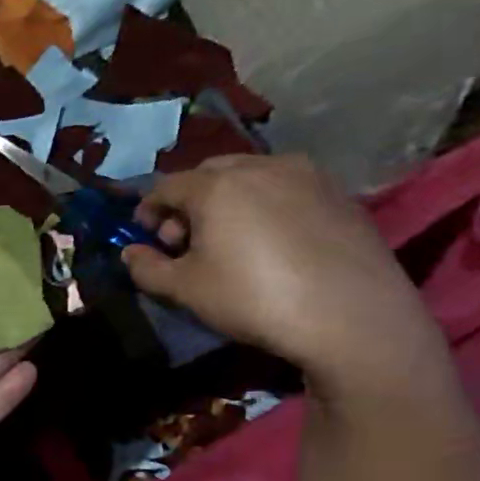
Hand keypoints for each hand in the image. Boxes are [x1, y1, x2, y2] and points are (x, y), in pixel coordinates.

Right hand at [123, 155, 444, 390]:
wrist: (350, 314)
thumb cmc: (253, 299)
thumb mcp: (186, 291)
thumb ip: (148, 268)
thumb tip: (130, 253)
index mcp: (216, 186)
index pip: (166, 186)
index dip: (148, 209)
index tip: (144, 235)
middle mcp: (260, 165)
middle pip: (209, 174)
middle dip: (188, 202)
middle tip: (185, 242)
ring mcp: (305, 175)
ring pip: (250, 177)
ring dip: (228, 201)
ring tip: (231, 240)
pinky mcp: (337, 193)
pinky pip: (286, 189)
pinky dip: (266, 206)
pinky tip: (272, 243)